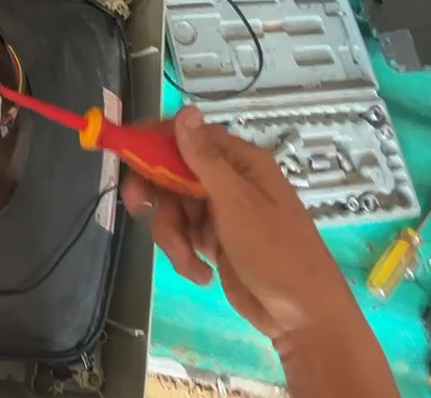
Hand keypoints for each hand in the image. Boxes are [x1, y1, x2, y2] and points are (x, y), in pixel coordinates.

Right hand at [120, 108, 362, 348]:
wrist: (305, 320)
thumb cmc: (278, 254)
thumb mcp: (238, 204)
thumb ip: (204, 159)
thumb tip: (185, 109)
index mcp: (238, 161)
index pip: (186, 134)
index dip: (153, 139)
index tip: (124, 150)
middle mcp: (226, 179)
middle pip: (170, 170)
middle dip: (155, 192)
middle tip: (138, 206)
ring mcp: (217, 210)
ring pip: (170, 205)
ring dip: (171, 234)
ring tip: (189, 260)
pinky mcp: (212, 238)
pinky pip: (180, 233)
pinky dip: (183, 253)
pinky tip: (201, 273)